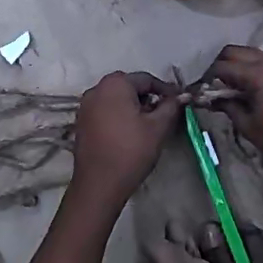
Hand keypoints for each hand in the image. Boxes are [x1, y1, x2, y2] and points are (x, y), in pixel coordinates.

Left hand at [69, 72, 181, 207]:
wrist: (100, 183)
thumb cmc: (131, 151)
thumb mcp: (158, 127)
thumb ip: (171, 106)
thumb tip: (181, 96)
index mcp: (115, 84)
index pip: (146, 79)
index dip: (165, 90)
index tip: (179, 102)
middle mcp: (96, 89)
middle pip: (129, 86)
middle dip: (148, 97)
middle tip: (164, 113)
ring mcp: (85, 106)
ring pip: (116, 99)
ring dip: (133, 107)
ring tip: (148, 125)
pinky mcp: (81, 123)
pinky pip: (105, 111)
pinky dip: (119, 116)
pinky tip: (129, 132)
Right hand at [203, 45, 262, 171]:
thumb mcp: (248, 126)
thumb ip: (228, 107)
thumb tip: (212, 99)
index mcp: (257, 74)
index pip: (221, 66)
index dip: (206, 78)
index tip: (199, 92)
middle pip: (234, 52)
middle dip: (220, 66)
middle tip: (213, 87)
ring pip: (250, 54)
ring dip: (236, 66)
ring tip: (230, 90)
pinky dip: (251, 69)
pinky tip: (248, 90)